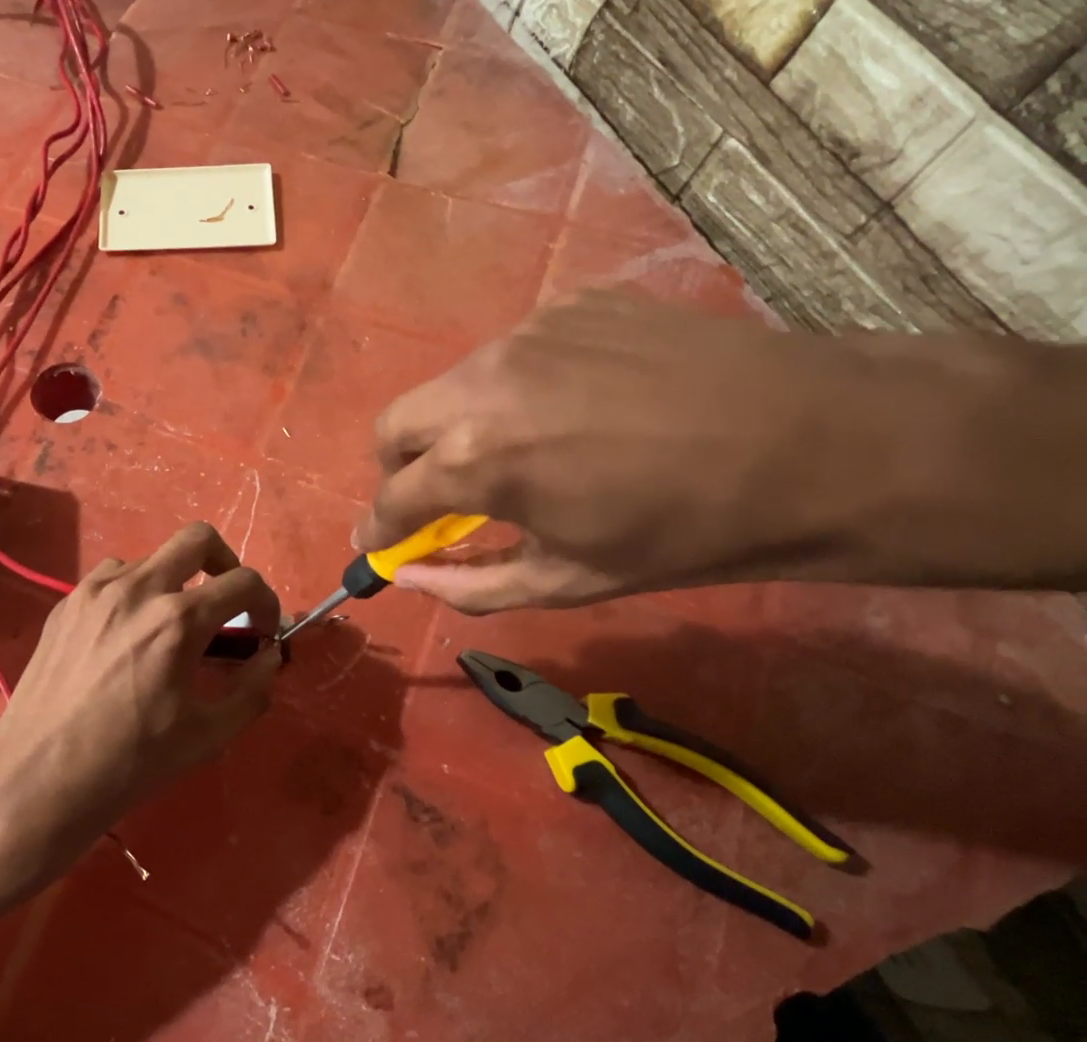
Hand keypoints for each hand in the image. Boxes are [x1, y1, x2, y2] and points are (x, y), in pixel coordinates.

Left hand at [0, 522, 282, 884]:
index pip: (243, 582)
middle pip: (197, 539)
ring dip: (173, 582)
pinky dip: (133, 594)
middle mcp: (137, 589)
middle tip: (225, 605)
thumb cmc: (130, 760)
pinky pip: (111, 578)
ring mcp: (95, 591)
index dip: (266, 602)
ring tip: (168, 629)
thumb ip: (251, 689)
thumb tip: (268, 657)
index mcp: (178, 619)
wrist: (42, 772)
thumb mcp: (207, 736)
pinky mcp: (66, 604)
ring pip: (150, 558)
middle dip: (225, 564)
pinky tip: (126, 636)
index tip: (262, 631)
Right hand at [356, 292, 1086, 610]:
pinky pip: (512, 354)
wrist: (817, 443)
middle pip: (394, 426)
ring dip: (456, 427)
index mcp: (477, 458)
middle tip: (439, 500)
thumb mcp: (567, 580)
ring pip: (451, 386)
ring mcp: (527, 335)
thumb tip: (407, 578)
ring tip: (520, 453)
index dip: (378, 529)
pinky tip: (573, 411)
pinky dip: (514, 391)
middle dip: (399, 469)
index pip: (390, 497)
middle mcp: (483, 384)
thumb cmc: (685, 534)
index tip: (380, 546)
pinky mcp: (572, 305)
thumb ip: (466, 583)